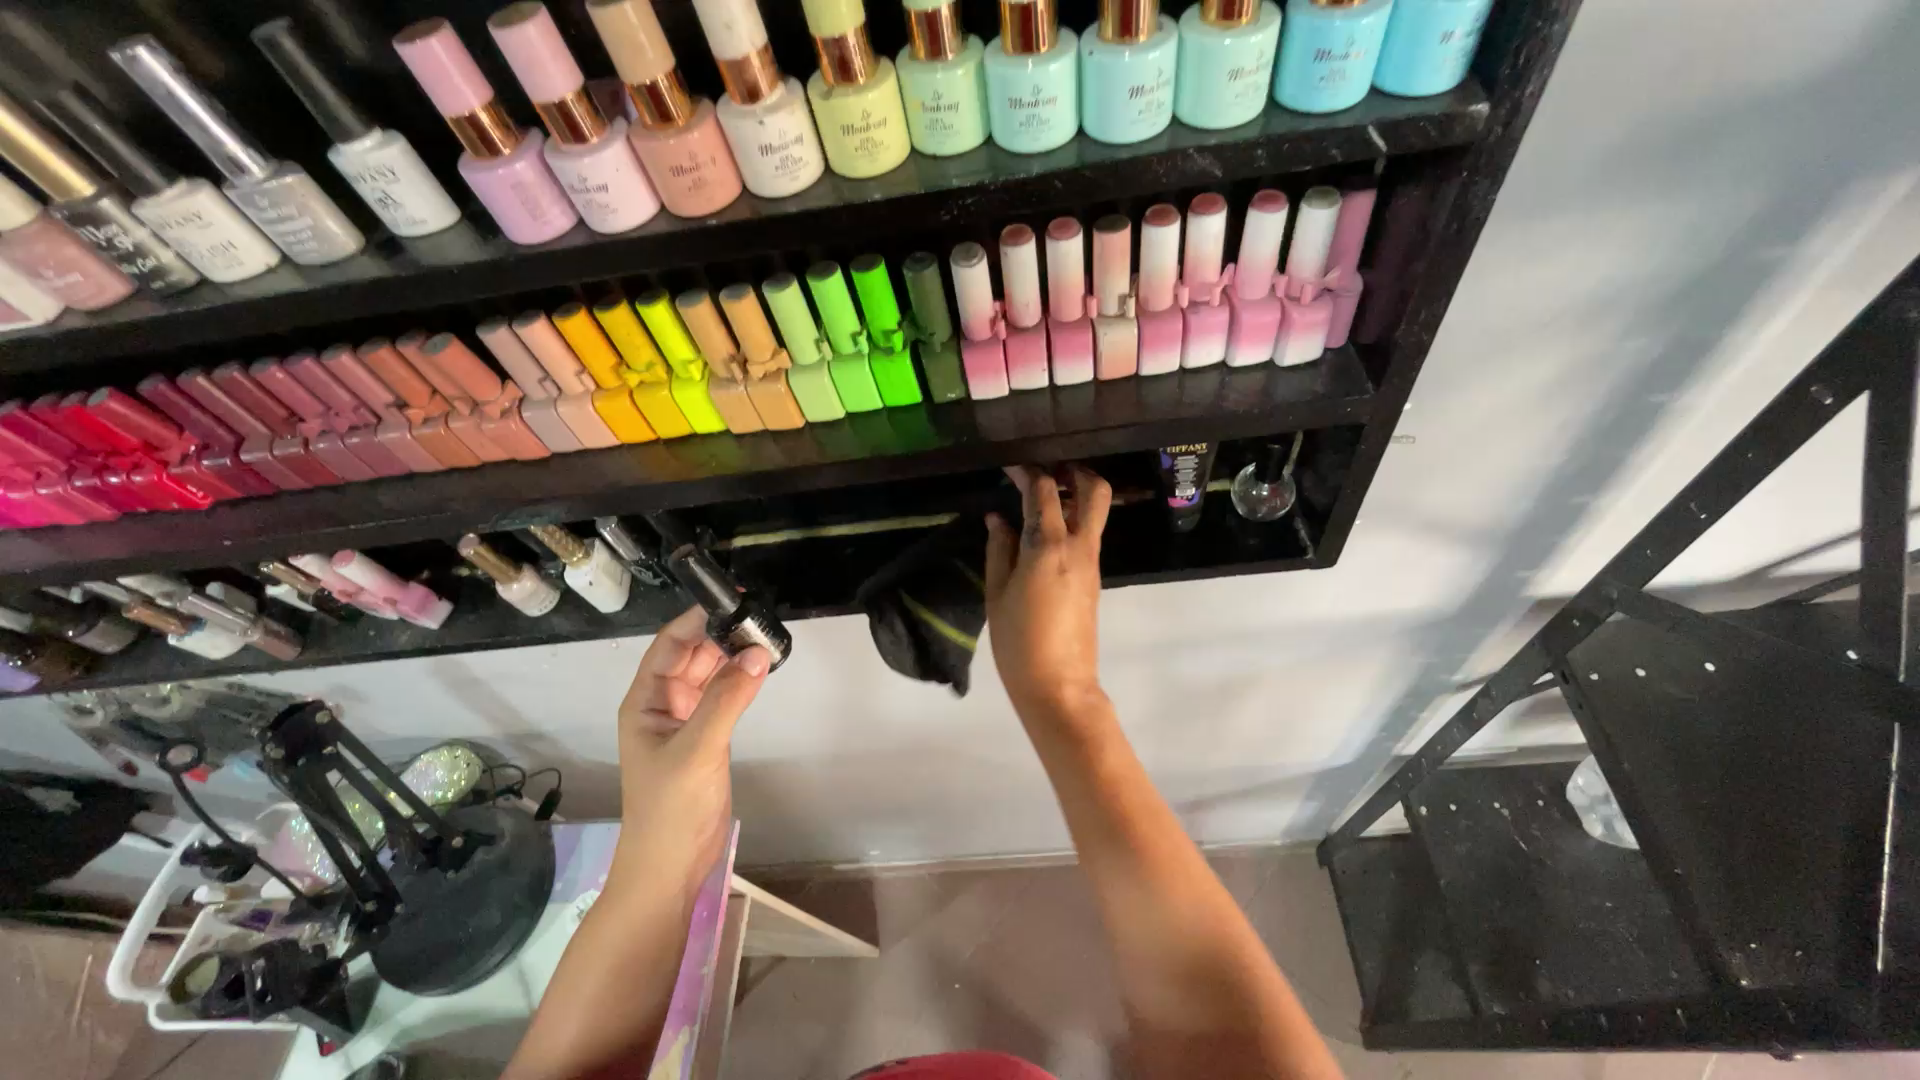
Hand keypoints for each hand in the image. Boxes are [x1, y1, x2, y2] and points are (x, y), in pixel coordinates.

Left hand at [610, 605, 769, 896]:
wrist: (670, 866)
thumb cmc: (672, 807)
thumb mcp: (698, 749)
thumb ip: (727, 699)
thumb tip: (758, 653)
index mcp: (644, 702)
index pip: (669, 646)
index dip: (697, 620)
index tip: (733, 600)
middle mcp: (662, 706)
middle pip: (690, 657)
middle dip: (720, 636)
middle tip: (760, 619)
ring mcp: (684, 722)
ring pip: (708, 676)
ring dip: (732, 658)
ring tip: (766, 637)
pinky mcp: (705, 739)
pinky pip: (721, 698)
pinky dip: (739, 683)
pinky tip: (760, 671)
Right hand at [985, 465, 1112, 719]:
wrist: (1059, 686)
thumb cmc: (1019, 642)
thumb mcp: (996, 594)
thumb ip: (999, 549)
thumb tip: (999, 518)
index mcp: (1050, 547)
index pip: (1044, 491)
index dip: (1028, 471)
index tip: (1011, 464)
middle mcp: (1079, 547)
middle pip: (1094, 490)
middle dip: (1074, 470)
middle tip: (1047, 468)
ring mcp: (1092, 562)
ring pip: (1096, 511)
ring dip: (1076, 493)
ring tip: (1043, 494)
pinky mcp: (1094, 578)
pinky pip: (1089, 534)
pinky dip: (1073, 518)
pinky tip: (1045, 528)